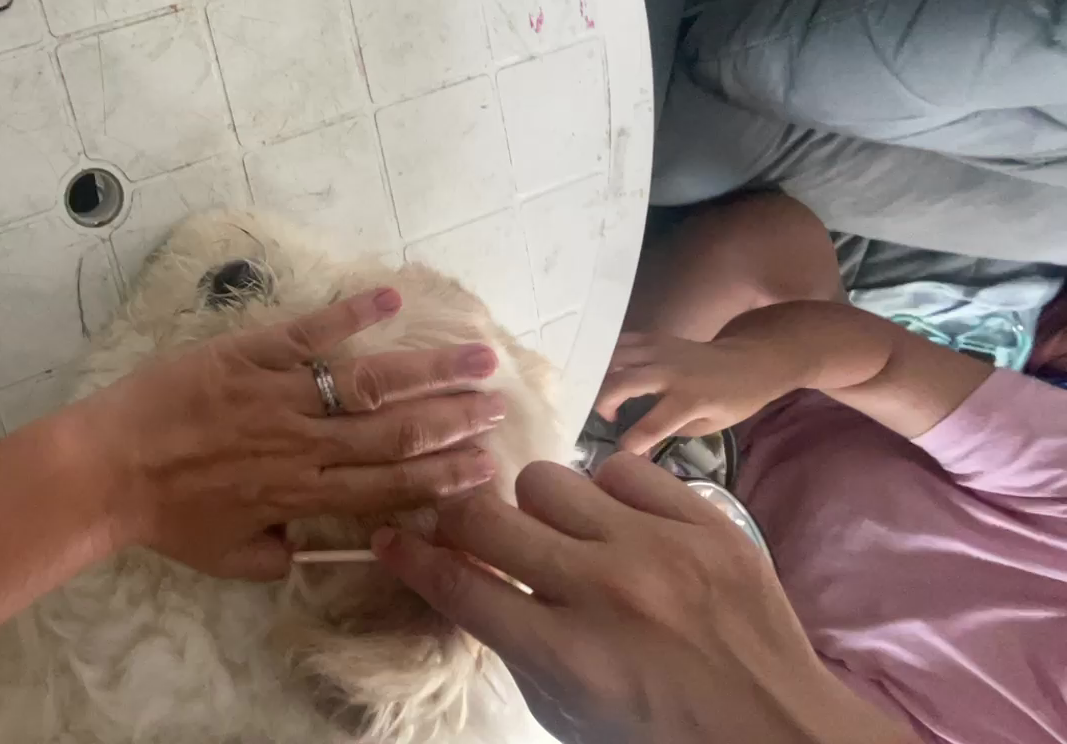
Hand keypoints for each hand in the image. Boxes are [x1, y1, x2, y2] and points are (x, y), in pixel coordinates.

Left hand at [69, 287, 505, 579]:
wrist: (107, 467)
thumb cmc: (164, 514)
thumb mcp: (227, 557)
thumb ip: (281, 554)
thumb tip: (319, 547)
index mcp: (301, 494)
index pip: (389, 486)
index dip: (442, 477)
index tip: (487, 465)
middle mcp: (302, 444)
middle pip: (393, 433)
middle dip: (452, 421)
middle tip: (498, 405)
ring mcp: (276, 394)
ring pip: (366, 384)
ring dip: (426, 374)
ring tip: (476, 359)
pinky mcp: (246, 355)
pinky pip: (306, 334)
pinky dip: (348, 315)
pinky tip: (389, 299)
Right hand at [374, 457, 915, 743]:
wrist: (797, 742)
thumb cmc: (664, 735)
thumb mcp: (568, 710)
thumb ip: (508, 636)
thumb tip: (459, 568)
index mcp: (574, 657)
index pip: (459, 585)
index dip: (410, 556)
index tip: (388, 538)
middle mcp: (610, 593)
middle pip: (485, 518)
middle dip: (462, 522)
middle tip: (473, 532)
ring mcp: (663, 550)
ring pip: (544, 479)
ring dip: (540, 510)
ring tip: (568, 537)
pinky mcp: (707, 523)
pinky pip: (617, 467)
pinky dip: (607, 494)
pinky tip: (623, 527)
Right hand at [596, 331, 808, 453]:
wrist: (748, 361)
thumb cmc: (735, 399)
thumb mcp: (713, 425)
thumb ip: (675, 431)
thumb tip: (643, 443)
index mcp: (690, 400)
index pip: (652, 425)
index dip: (632, 442)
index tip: (621, 454)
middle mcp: (669, 373)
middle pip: (620, 384)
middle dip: (602, 402)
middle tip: (606, 415)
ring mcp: (658, 351)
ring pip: (612, 360)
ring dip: (600, 378)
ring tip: (603, 393)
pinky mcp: (651, 338)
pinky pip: (618, 344)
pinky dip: (606, 358)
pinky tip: (606, 371)